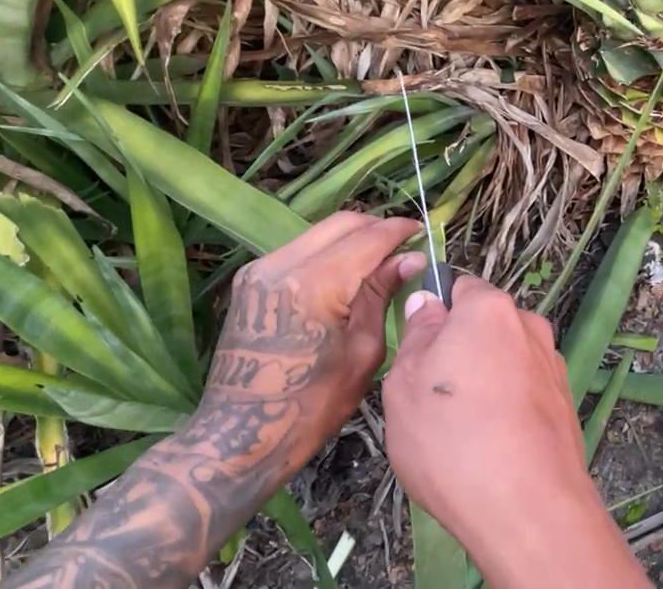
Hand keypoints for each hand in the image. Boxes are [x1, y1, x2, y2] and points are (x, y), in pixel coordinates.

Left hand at [5, 212, 422, 588]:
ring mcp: (261, 270)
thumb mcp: (363, 351)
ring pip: (319, 232)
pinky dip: (328, 251)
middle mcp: (282, 265)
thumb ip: (382, 294)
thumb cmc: (312, 405)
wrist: (239, 437)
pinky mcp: (251, 280)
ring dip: (352, 237)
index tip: (423, 231)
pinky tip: (346, 271)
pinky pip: (300, 249)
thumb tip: (412, 259)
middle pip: (342, 224)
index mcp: (315, 284)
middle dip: (377, 228)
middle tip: (404, 245)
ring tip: (379, 258)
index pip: (368, 239)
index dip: (400, 232)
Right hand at [385, 279, 648, 587]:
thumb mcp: (406, 383)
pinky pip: (526, 392)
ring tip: (464, 432)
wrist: (528, 503)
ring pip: (507, 361)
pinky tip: (493, 448)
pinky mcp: (565, 400)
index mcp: (489, 308)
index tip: (420, 353)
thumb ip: (417, 335)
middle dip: (463, 353)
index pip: (460, 288)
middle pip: (486, 327)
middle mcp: (528, 324)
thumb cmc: (452, 437)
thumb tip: (427, 303)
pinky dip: (510, 408)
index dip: (437, 316)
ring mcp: (552, 362)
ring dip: (487, 382)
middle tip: (434, 400)